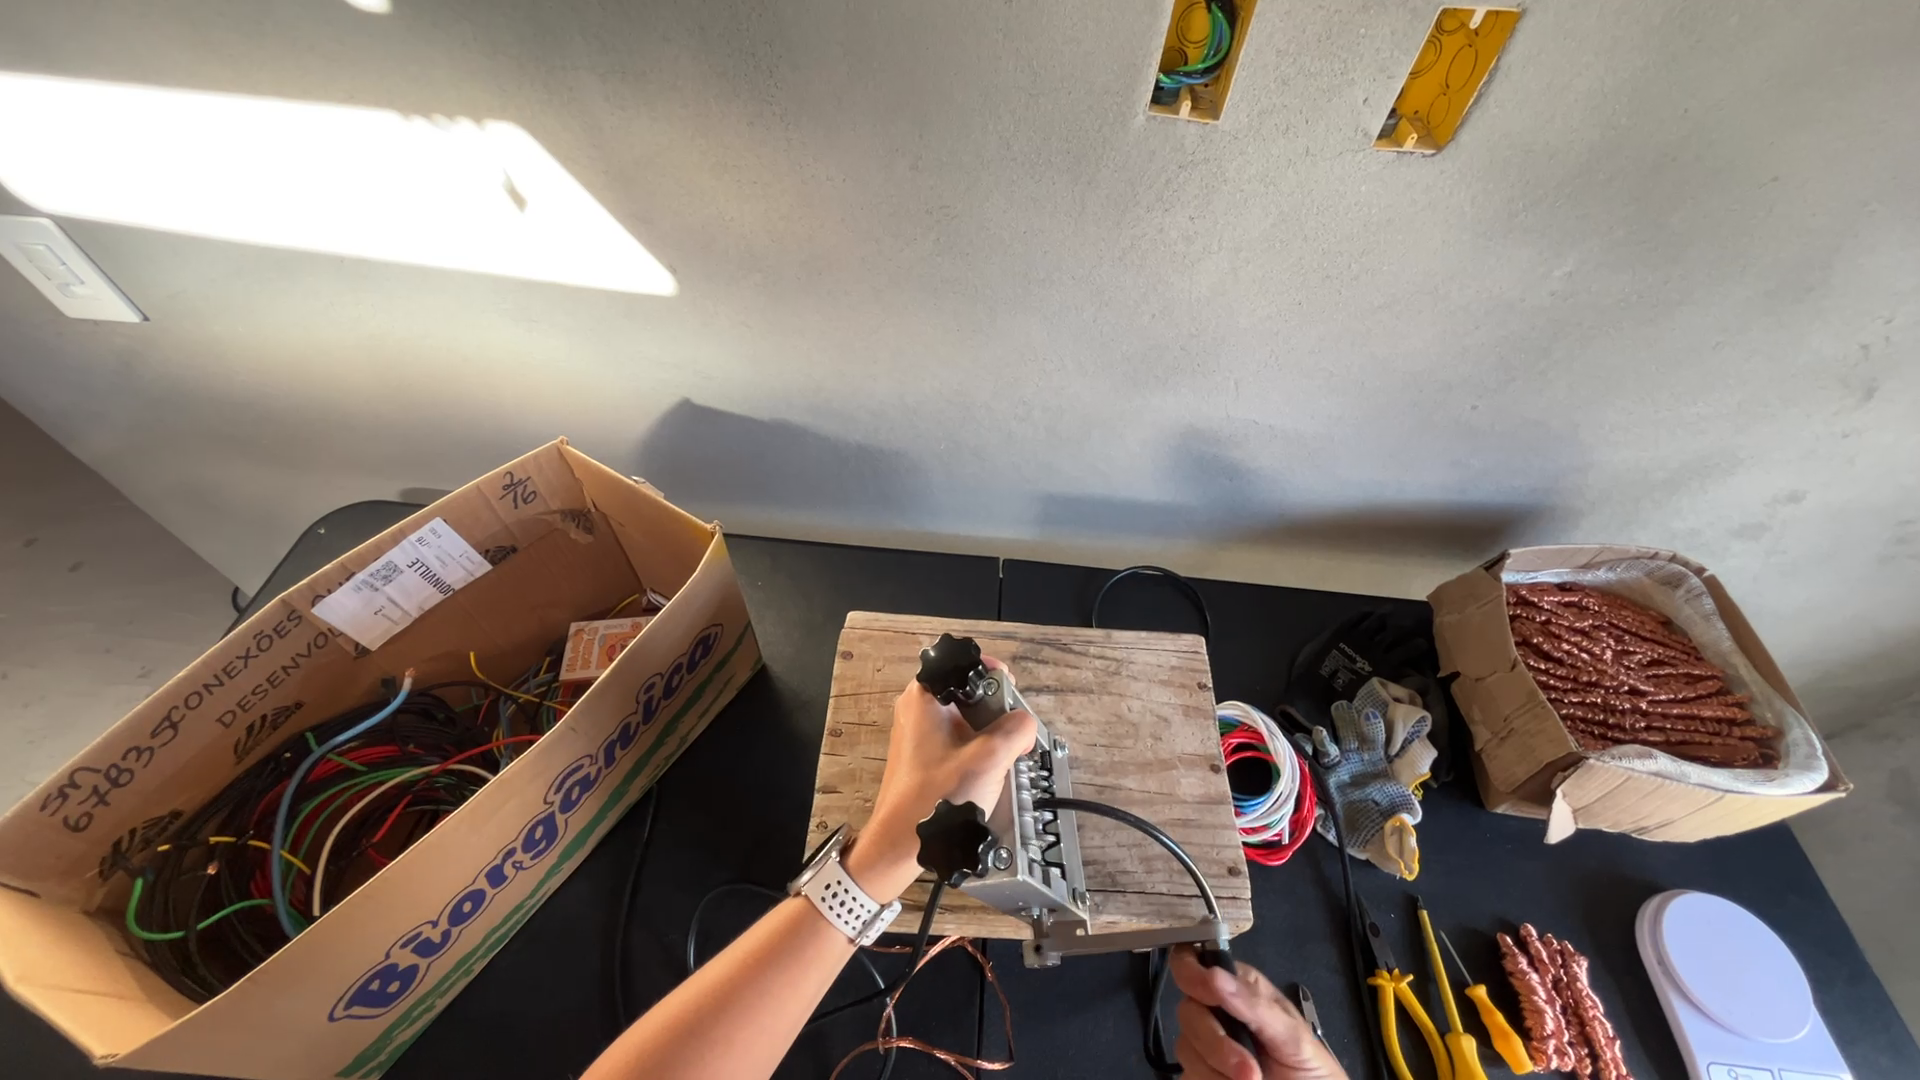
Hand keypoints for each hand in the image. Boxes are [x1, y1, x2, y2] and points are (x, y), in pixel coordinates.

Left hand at [843, 658, 1036, 902]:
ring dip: (990, 732)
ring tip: (1006, 754)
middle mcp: (918, 709)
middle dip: (997, 707)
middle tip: (1015, 730)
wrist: (900, 844)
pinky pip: (958, 739)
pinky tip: (990, 771)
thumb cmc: (934, 799)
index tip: (1012, 688)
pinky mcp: (924, 756)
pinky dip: (978, 748)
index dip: (990, 671)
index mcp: (925, 697)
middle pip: (967, 690)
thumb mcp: (987, 759)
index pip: (960, 663)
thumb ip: (1015, 731)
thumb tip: (1025, 723)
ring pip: (965, 717)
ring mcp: (920, 733)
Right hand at [1170, 946, 1348, 1079]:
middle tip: (1250, 1070)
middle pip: (1187, 1011)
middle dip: (1216, 1042)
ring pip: (1186, 1048)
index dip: (1190, 972)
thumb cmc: (1310, 1068)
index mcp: (1235, 987)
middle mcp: (1213, 1011)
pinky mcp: (1200, 1074)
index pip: (1192, 962)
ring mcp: (1204, 1046)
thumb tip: (1212, 974)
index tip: (1206, 990)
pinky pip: (1190, 1075)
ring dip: (1218, 1070)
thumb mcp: (1293, 1036)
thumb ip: (1254, 1005)